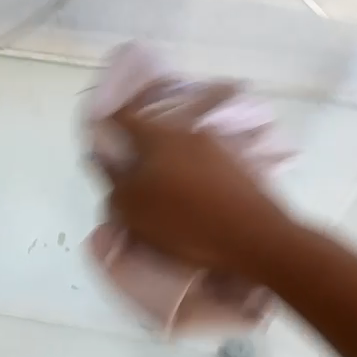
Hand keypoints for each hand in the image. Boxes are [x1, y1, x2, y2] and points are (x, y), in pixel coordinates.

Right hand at [100, 103, 298, 278]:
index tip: (99, 145)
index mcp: (156, 136)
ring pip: (178, 153)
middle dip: (137, 153)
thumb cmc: (183, 221)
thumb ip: (110, 177)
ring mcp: (217, 149)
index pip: (121, 116)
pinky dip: (189, 181)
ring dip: (165, 169)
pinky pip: (201, 168)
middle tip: (128, 180)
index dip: (105, 126)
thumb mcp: (129, 207)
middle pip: (151, 136)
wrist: (257, 241)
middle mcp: (187, 133)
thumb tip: (100, 156)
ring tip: (160, 198)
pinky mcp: (238, 168)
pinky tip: (189, 205)